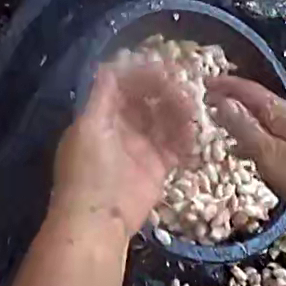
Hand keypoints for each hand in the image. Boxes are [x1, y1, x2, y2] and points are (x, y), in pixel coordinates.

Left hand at [53, 62, 196, 236]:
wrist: (97, 222)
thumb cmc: (89, 172)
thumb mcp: (89, 127)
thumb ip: (101, 95)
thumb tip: (109, 63)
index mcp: (100, 116)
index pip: (123, 87)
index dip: (142, 75)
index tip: (165, 68)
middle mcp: (121, 128)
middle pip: (147, 101)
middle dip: (165, 91)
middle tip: (186, 86)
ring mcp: (140, 148)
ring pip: (163, 120)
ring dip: (179, 111)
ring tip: (194, 107)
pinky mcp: (157, 167)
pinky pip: (175, 145)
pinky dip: (186, 136)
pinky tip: (196, 129)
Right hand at [205, 75, 285, 219]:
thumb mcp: (267, 151)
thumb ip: (244, 126)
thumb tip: (223, 101)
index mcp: (283, 113)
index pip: (251, 90)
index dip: (227, 84)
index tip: (204, 82)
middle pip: (256, 101)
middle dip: (231, 97)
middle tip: (206, 99)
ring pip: (259, 119)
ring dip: (237, 117)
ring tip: (216, 119)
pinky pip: (264, 135)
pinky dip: (247, 135)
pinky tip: (237, 147)